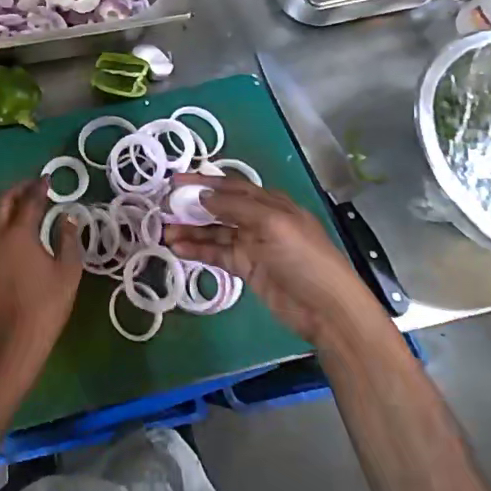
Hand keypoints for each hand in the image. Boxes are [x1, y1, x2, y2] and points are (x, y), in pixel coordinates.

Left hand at [0, 179, 83, 367]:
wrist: (15, 337)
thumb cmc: (47, 303)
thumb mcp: (68, 270)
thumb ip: (68, 239)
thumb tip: (68, 218)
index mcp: (19, 233)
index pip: (29, 202)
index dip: (39, 188)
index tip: (47, 179)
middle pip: (3, 202)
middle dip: (17, 190)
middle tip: (33, 187)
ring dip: (3, 203)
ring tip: (20, 203)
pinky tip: (10, 227)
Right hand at [165, 174, 382, 344]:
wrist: (327, 309)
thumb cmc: (304, 258)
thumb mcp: (273, 224)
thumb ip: (237, 207)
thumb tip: (203, 195)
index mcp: (271, 203)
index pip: (232, 186)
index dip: (204, 182)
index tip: (176, 181)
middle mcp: (259, 220)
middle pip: (220, 208)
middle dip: (193, 207)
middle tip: (164, 206)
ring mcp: (252, 245)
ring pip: (215, 232)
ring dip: (191, 231)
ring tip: (164, 232)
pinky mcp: (246, 268)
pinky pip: (217, 254)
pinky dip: (198, 250)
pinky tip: (178, 249)